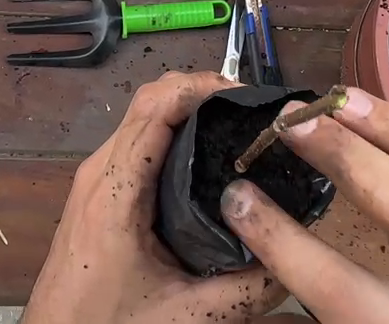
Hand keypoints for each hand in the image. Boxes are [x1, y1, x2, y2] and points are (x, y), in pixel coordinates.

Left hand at [24, 71, 286, 323]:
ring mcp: (94, 175)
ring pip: (141, 112)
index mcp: (116, 190)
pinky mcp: (97, 186)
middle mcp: (100, 169)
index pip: (156, 109)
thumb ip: (243, 290)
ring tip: (231, 118)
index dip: (200, 87)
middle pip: (148, 99)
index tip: (245, 94)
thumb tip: (294, 258)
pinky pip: (136, 135)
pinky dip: (170, 123)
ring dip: (184, 102)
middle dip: (198, 88)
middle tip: (247, 105)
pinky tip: (201, 146)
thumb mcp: (185, 317)